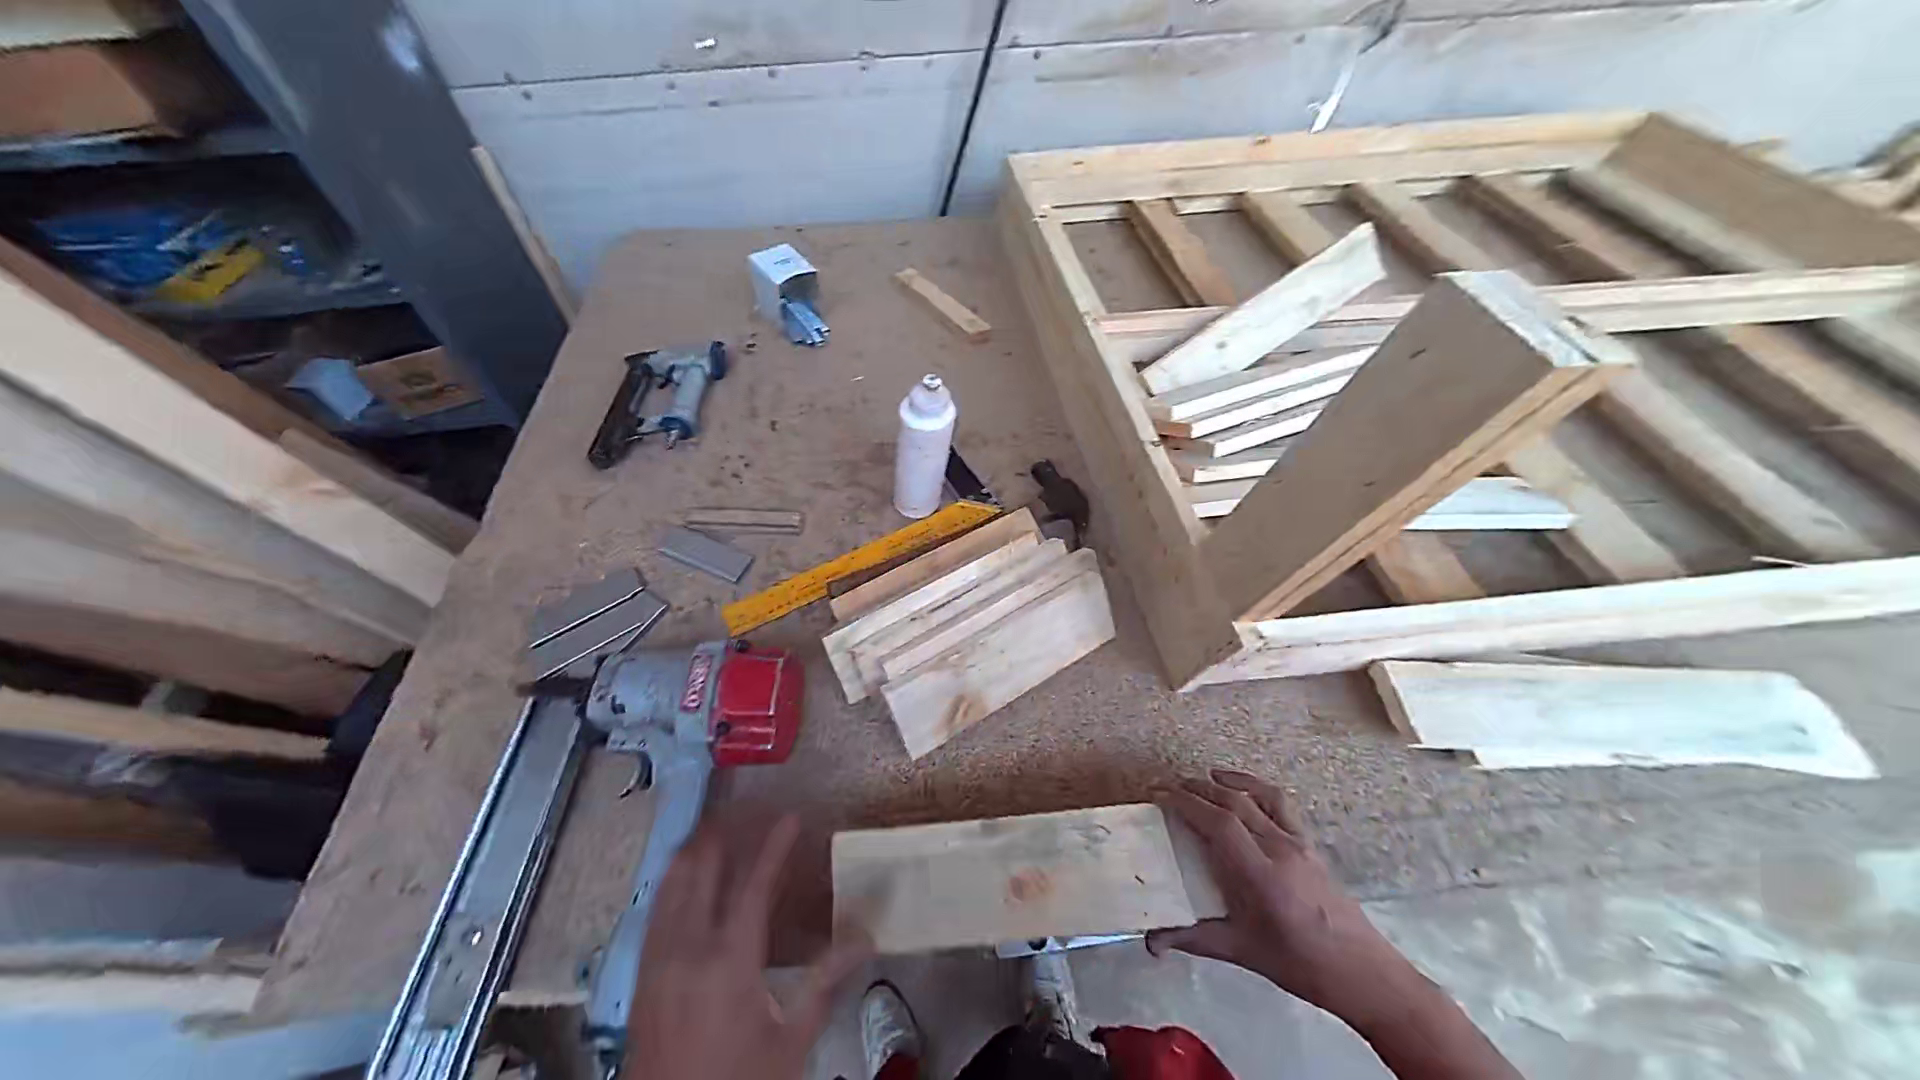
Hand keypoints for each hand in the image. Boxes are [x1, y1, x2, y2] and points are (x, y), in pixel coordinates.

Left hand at [623, 814, 871, 1079]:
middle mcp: (688, 948)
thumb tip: (866, 938)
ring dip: (700, 846)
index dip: (774, 846)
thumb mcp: (791, 1039)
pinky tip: (686, 869)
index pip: (754, 884)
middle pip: (706, 868)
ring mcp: (659, 957)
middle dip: (731, 831)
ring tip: (723, 824)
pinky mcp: (642, 971)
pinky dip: (674, 876)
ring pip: (674, 880)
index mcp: (729, 961)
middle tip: (756, 810)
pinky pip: (655, 906)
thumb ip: (825, 981)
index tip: (791, 818)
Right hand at [1146, 770, 1423, 1028]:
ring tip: (1199, 779)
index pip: (1219, 824)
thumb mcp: (1242, 952)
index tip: (1160, 795)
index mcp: (1261, 875)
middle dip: (1196, 789)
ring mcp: (1298, 843)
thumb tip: (1150, 941)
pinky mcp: (1309, 844)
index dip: (1186, 803)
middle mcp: (1279, 850)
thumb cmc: (1300, 964)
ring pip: (1257, 797)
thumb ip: (1193, 940)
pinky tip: (1240, 788)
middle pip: (1233, 803)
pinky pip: (1279, 804)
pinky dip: (1254, 788)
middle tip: (1167, 788)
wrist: (1363, 972)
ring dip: (1224, 782)